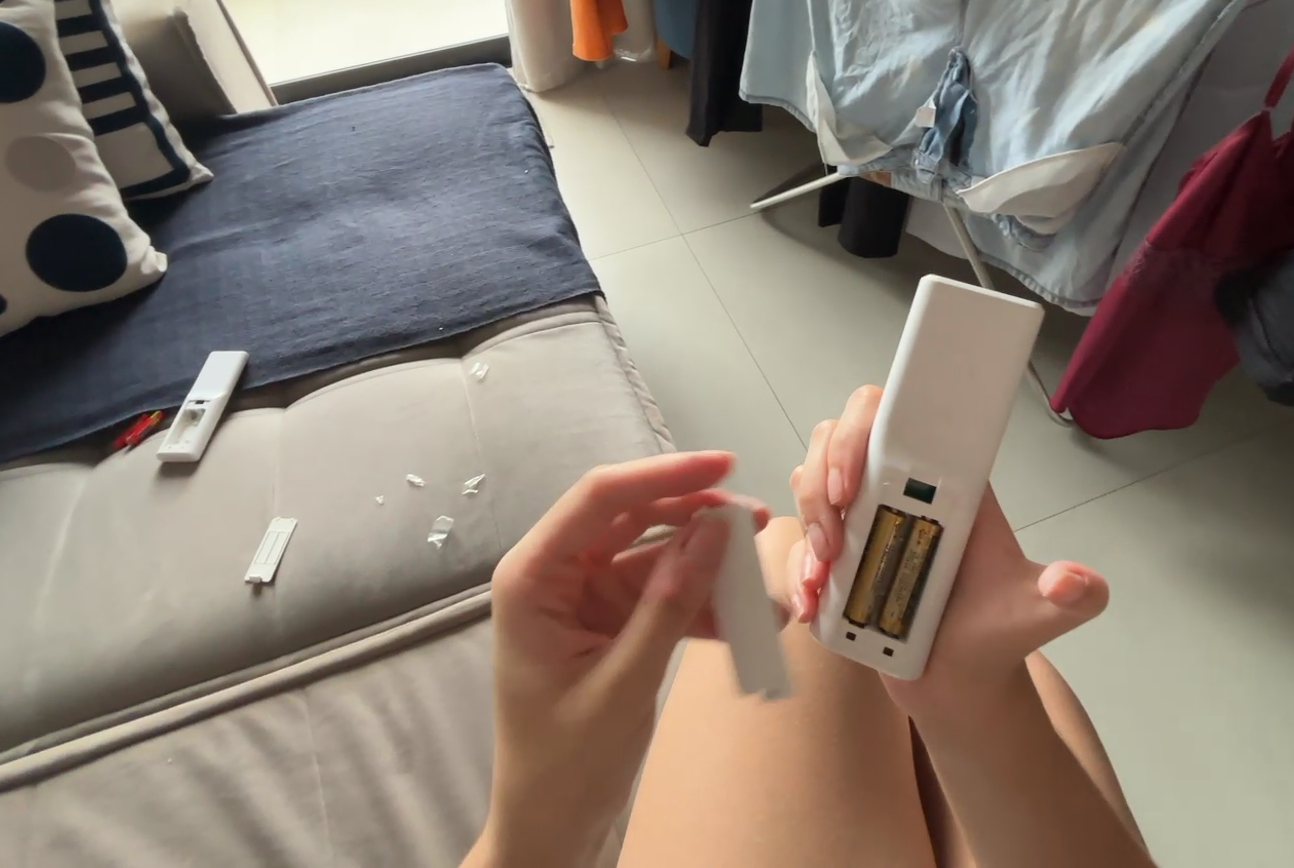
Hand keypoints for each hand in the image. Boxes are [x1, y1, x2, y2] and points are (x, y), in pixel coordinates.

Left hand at [476, 452, 768, 867]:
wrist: (550, 828)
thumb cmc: (562, 764)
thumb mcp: (621, 684)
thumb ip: (667, 604)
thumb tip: (715, 531)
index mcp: (533, 574)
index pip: (600, 497)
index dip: (663, 474)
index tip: (724, 465)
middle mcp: (558, 571)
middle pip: (633, 516)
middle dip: (696, 516)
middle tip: (756, 520)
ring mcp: (587, 593)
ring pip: (655, 553)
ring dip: (707, 563)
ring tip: (761, 574)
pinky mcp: (612, 618)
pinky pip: (663, 594)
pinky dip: (702, 603)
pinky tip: (746, 618)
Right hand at [785, 387, 1109, 724]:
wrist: (955, 683)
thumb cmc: (992, 633)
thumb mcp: (1035, 614)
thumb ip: (1064, 598)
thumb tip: (1079, 583)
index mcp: (938, 479)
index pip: (888, 420)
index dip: (856, 435)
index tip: (851, 488)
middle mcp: (892, 484)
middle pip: (833, 439)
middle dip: (820, 484)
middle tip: (832, 541)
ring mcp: (857, 514)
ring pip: (808, 478)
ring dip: (806, 524)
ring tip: (822, 579)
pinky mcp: (832, 548)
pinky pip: (796, 536)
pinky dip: (795, 566)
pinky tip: (810, 604)